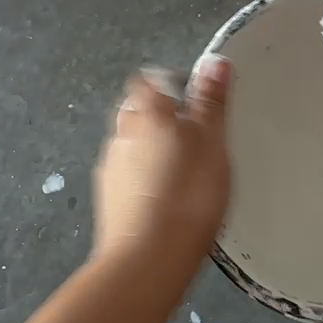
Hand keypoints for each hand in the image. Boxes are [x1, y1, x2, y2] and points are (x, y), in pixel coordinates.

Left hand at [91, 56, 233, 278]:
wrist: (146, 262)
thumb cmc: (187, 194)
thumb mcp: (212, 141)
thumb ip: (211, 100)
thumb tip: (214, 60)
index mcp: (146, 111)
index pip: (147, 80)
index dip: (168, 85)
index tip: (191, 101)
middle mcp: (121, 133)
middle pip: (137, 111)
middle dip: (159, 118)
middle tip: (191, 136)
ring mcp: (110, 168)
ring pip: (131, 145)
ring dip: (150, 150)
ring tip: (181, 172)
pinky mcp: (108, 201)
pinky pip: (127, 177)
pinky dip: (143, 180)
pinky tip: (164, 200)